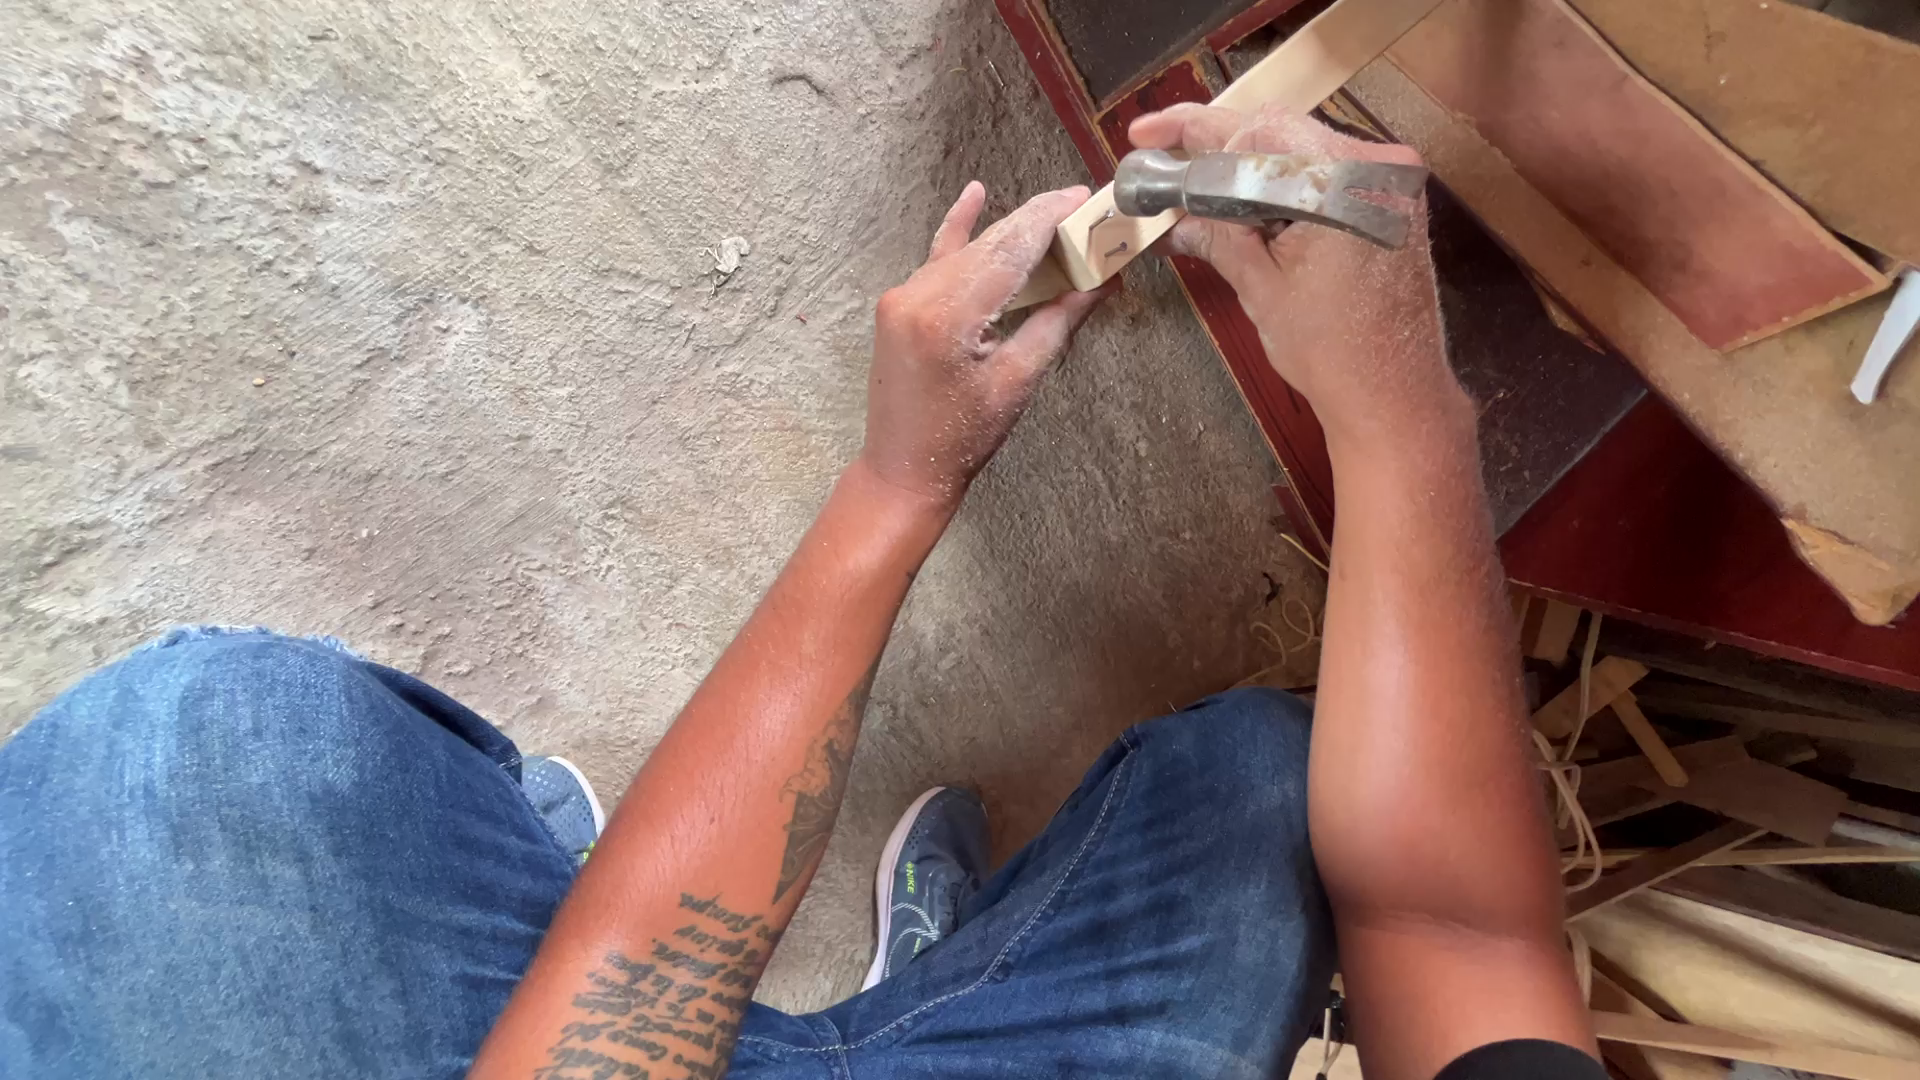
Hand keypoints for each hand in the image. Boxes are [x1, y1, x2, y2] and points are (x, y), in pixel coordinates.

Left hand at [860, 182, 1112, 509]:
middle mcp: (917, 294)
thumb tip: (1101, 280)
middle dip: (1038, 223)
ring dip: (1010, 235)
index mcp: (948, 315)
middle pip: (990, 243)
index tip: (1088, 197)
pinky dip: (960, 233)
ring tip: (1056, 219)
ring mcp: (901, 296)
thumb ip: (1057, 322)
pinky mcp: (897, 305)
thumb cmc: (962, 438)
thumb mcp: (1017, 382)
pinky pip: (936, 261)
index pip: (1010, 248)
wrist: (903, 469)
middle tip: (1084, 209)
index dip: (1051, 217)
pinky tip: (974, 195)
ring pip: (966, 251)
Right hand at [1128, 103, 1467, 448]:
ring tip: (1191, 187)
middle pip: (1278, 135)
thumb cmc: (1328, 349)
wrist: (1390, 388)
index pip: (1258, 132)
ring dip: (1242, 169)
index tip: (1152, 139)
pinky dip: (1275, 188)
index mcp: (1343, 181)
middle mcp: (1375, 164)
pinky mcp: (1387, 203)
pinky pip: (1319, 177)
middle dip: (1215, 146)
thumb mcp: (1261, 290)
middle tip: (1160, 144)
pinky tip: (1237, 206)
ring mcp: (1387, 182)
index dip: (1198, 133)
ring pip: (1296, 154)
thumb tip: (1174, 219)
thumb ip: (1219, 239)